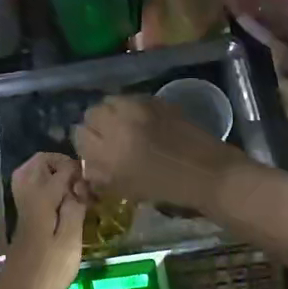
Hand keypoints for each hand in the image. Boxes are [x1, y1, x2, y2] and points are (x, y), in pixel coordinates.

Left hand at [0, 152, 88, 288]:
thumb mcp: (70, 242)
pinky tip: (63, 206)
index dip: (78, 171)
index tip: (92, 185)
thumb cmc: (48, 271)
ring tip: (73, 190)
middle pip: (37, 164)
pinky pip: (32, 192)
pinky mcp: (24, 223)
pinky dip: (46, 189)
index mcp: (40, 198)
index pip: (60, 170)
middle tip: (79, 180)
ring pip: (31, 176)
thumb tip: (78, 185)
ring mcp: (23, 210)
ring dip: (51, 175)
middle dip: (59, 163)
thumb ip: (74, 209)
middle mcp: (28, 198)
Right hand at [74, 96, 244, 212]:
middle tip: (109, 136)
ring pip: (110, 101)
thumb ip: (100, 176)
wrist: (208, 174)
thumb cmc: (166, 189)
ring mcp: (138, 110)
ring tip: (125, 125)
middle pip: (92, 113)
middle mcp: (118, 126)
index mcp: (108, 153)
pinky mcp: (156, 101)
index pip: (79, 135)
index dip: (86, 143)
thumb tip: (88, 164)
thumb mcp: (126, 189)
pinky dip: (132, 107)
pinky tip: (143, 121)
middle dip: (97, 124)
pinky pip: (133, 99)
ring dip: (113, 112)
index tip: (95, 150)